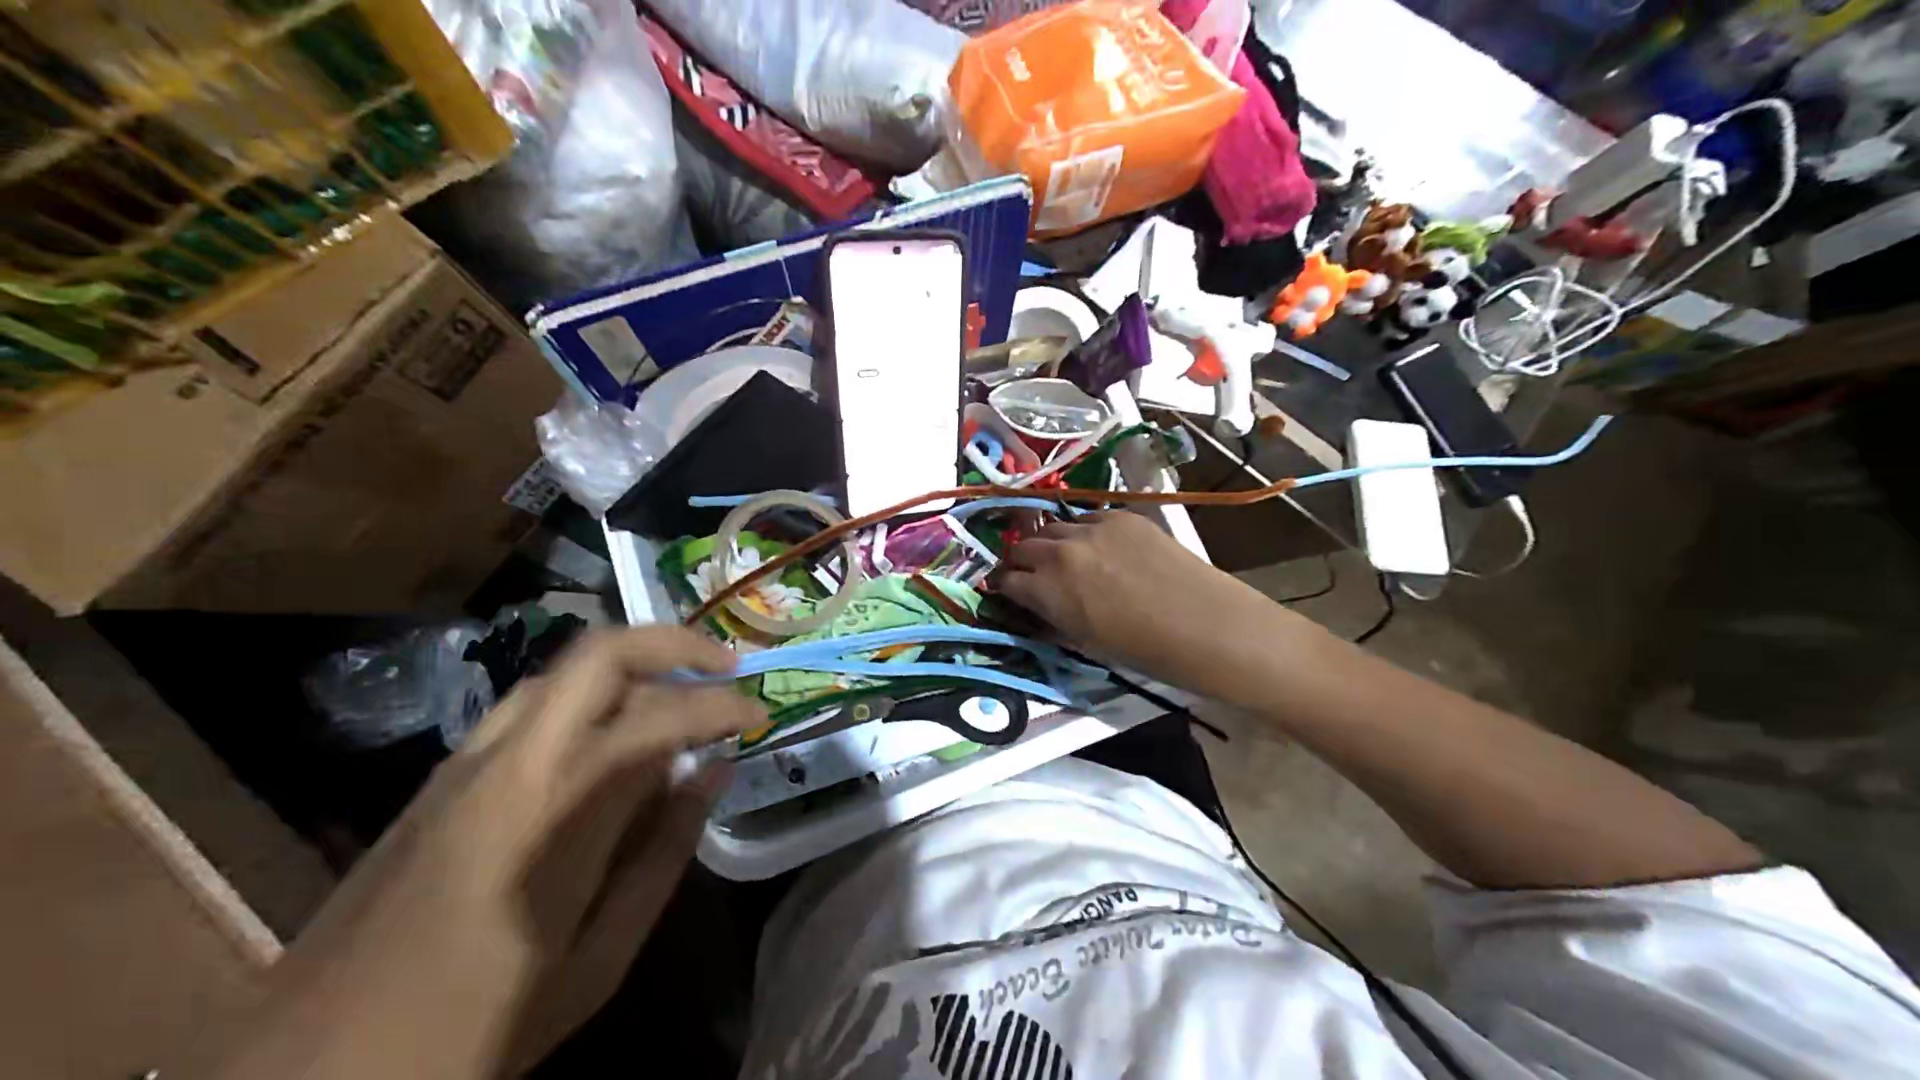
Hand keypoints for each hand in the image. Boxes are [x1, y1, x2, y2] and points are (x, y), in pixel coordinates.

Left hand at [438, 627, 762, 1068]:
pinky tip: (607, 738)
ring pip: (563, 672)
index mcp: (561, 810)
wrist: (314, 1072)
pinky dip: (586, 697)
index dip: (724, 704)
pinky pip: (529, 705)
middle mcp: (513, 760)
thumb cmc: (480, 1025)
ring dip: (630, 666)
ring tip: (676, 694)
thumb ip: (664, 852)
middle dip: (675, 643)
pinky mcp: (441, 776)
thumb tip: (713, 772)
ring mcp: (468, 761)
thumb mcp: (600, 958)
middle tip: (726, 665)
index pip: (661, 716)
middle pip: (601, 653)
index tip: (760, 713)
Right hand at [991, 512, 1283, 691]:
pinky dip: (1084, 533)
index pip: (1005, 580)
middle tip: (1029, 574)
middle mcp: (1060, 550)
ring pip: (1054, 527)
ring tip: (1065, 559)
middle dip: (1020, 561)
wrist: (1202, 622)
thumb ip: (1049, 617)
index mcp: (1046, 589)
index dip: (1001, 587)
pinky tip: (1100, 549)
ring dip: (1051, 543)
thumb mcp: (1082, 641)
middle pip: (1022, 546)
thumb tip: (1033, 605)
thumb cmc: (1141, 649)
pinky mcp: (1121, 516)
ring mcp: (1092, 527)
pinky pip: (1088, 519)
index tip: (1003, 590)